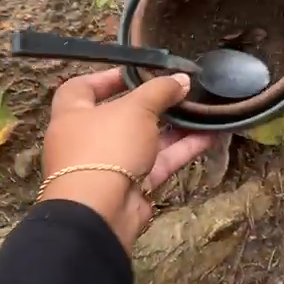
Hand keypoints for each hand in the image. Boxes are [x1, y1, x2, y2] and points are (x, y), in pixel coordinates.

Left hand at [39, 68, 214, 251]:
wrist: (100, 213)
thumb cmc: (106, 148)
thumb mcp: (136, 108)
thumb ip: (160, 90)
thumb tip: (182, 79)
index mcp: (73, 117)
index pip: (81, 89)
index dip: (106, 77)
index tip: (137, 71)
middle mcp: (88, 140)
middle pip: (121, 114)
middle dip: (152, 102)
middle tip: (179, 90)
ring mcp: (111, 164)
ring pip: (146, 138)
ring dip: (174, 125)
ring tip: (202, 108)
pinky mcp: (132, 184)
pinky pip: (160, 160)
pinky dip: (183, 147)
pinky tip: (211, 133)